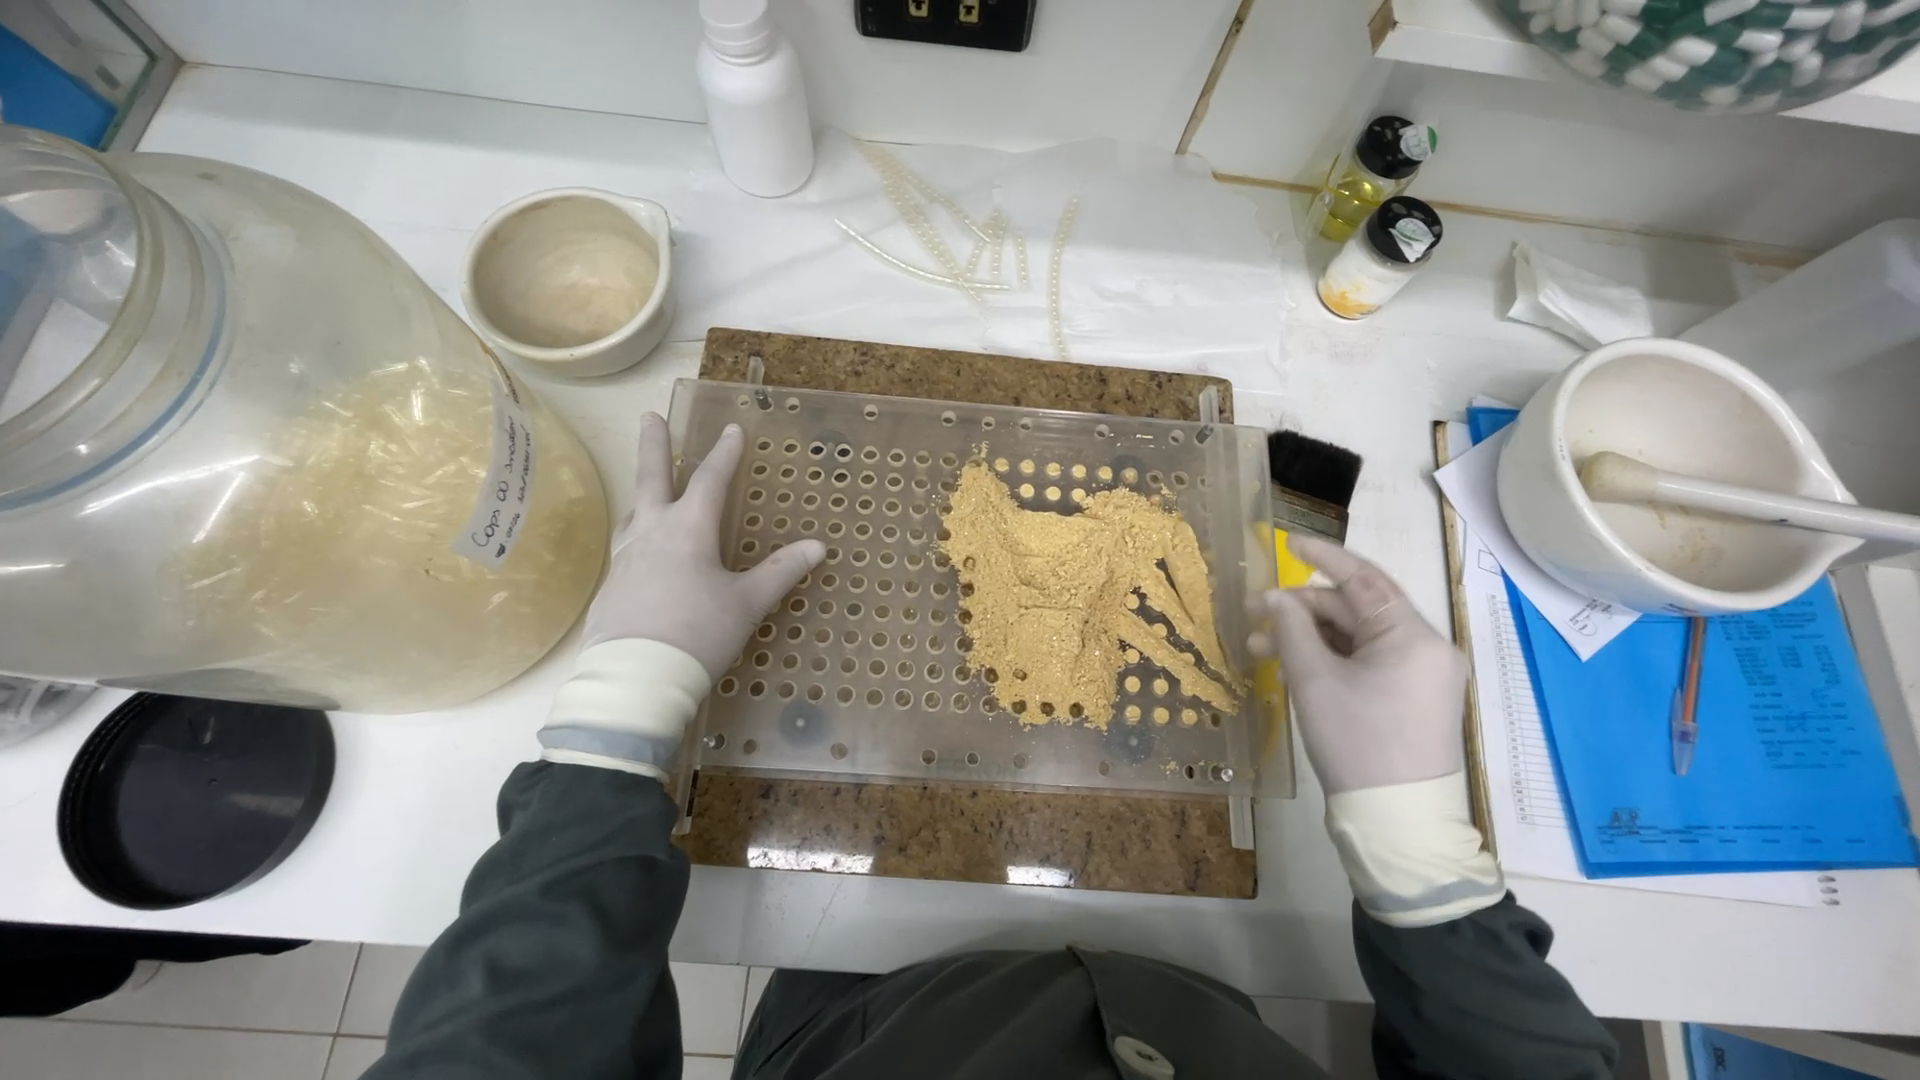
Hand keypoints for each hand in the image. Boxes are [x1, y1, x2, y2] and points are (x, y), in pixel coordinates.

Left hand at [539, 416, 822, 780]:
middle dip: (655, 446)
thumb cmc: (698, 632)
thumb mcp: (747, 603)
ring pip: (635, 512)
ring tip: (648, 487)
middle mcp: (652, 533)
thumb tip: (818, 546)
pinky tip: (641, 550)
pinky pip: (626, 546)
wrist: (635, 677)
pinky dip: (637, 532)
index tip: (732, 429)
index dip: (724, 455)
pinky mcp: (612, 586)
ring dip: (644, 491)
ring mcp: (626, 559)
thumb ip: (781, 572)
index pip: (709, 480)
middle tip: (650, 416)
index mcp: (688, 529)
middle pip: (653, 478)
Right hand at [1249, 534, 1465, 795]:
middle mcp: (1428, 647)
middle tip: (1254, 616)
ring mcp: (1425, 675)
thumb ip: (1292, 629)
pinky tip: (1295, 664)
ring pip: (1360, 637)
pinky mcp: (1416, 697)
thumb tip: (1274, 598)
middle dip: (1302, 609)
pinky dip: (1333, 657)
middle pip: (1358, 609)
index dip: (1321, 558)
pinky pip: (1370, 661)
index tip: (1287, 544)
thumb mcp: (1315, 681)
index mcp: (1413, 637)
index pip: (1363, 579)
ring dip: (1312, 636)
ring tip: (1262, 648)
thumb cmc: (1355, 743)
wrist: (1396, 821)